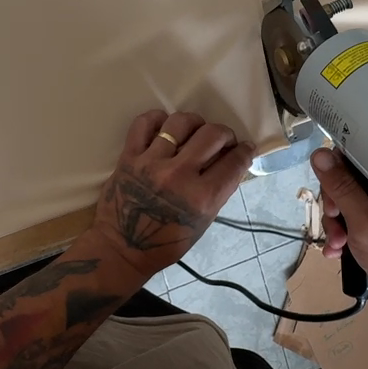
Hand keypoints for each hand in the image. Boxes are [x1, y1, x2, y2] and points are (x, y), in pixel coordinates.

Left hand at [89, 110, 253, 278]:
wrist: (122, 249)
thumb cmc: (166, 242)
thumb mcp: (202, 222)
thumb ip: (217, 192)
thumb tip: (230, 163)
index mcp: (202, 198)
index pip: (234, 162)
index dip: (245, 152)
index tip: (244, 148)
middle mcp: (179, 175)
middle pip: (212, 134)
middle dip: (225, 134)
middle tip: (222, 141)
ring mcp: (152, 163)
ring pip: (181, 122)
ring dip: (194, 123)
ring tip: (194, 132)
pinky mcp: (129, 157)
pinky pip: (144, 123)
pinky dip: (157, 119)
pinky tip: (164, 128)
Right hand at [309, 147, 367, 297]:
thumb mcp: (365, 223)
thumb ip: (342, 189)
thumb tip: (320, 154)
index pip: (361, 159)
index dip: (337, 175)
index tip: (331, 200)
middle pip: (353, 183)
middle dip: (336, 206)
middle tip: (334, 226)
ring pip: (354, 204)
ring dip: (338, 224)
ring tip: (336, 246)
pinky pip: (363, 220)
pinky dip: (349, 233)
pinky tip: (339, 251)